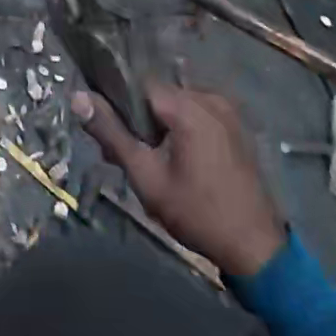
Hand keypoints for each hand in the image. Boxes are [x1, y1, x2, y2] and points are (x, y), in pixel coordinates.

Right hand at [74, 82, 284, 276]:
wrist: (257, 251)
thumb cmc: (197, 212)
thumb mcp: (144, 174)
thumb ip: (110, 132)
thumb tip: (77, 96)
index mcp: (189, 107)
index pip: (136, 84)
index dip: (114, 103)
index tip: (106, 134)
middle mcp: (210, 99)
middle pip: (154, 95)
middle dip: (133, 119)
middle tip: (121, 155)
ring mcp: (226, 112)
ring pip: (171, 106)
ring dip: (153, 126)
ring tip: (145, 161)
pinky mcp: (234, 128)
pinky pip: (192, 115)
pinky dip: (175, 130)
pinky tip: (169, 160)